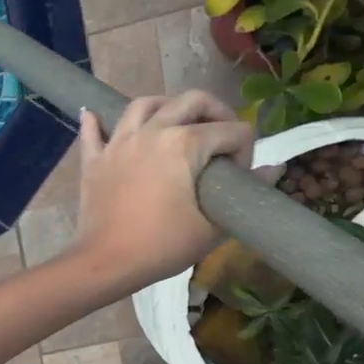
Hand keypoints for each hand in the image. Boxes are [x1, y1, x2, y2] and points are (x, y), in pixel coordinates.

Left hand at [70, 91, 262, 288]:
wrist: (105, 263)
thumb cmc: (162, 246)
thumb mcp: (214, 225)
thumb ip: (246, 191)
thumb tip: (273, 169)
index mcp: (184, 143)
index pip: (231, 131)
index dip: (245, 150)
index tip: (238, 176)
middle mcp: (150, 132)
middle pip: (190, 101)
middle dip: (216, 111)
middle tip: (222, 136)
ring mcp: (117, 144)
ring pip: (142, 105)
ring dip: (164, 105)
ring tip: (177, 122)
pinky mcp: (92, 160)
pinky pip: (91, 131)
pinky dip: (95, 120)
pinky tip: (96, 114)